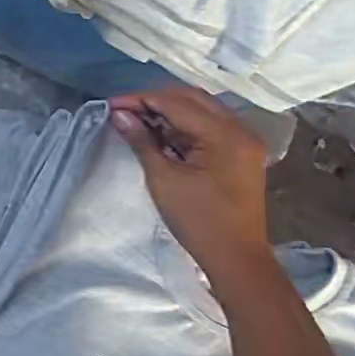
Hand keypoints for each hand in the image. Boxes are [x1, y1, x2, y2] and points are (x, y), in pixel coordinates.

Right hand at [109, 87, 270, 275]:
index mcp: (225, 134)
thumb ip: (142, 141)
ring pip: (201, 109)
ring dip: (168, 111)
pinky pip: (208, 126)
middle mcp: (240, 129)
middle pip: (192, 98)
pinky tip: (160, 134)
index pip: (177, 103)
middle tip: (122, 110)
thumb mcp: (163, 179)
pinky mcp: (240, 152)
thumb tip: (119, 115)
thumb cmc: (198, 220)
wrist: (236, 257)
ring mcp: (243, 140)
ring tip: (137, 121)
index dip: (141, 100)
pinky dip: (183, 125)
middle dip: (154, 100)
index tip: (111, 105)